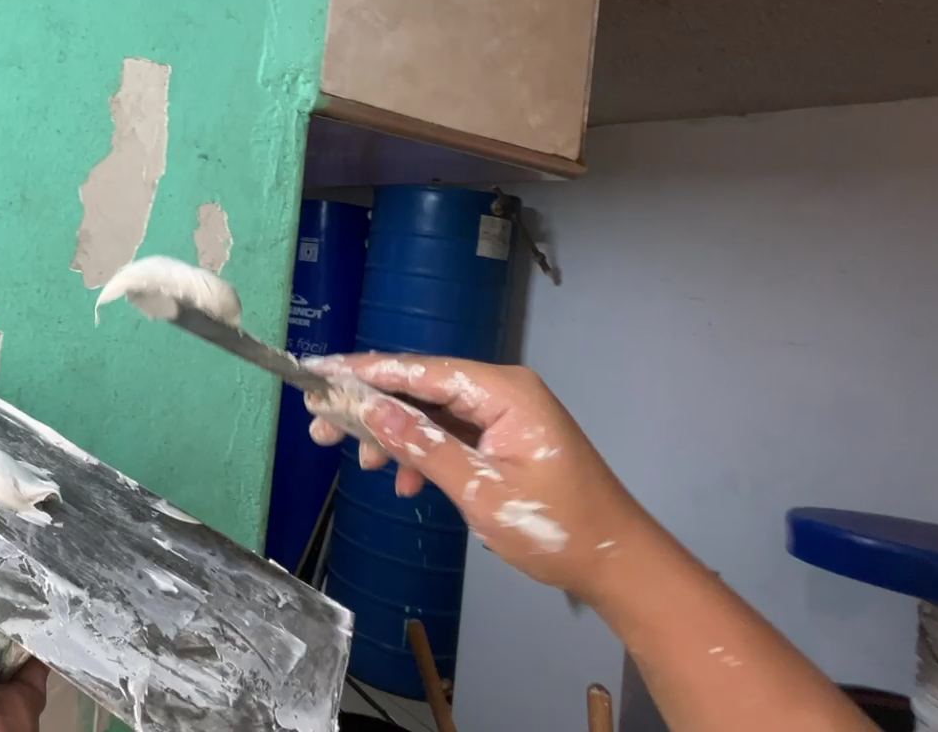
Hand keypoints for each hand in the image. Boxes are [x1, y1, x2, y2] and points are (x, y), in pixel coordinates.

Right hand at [301, 354, 657, 599]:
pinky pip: (443, 432)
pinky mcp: (495, 435)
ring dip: (390, 436)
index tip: (318, 370)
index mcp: (501, 390)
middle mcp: (497, 390)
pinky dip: (418, 453)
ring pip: (424, 411)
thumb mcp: (482, 492)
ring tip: (358, 462)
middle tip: (320, 424)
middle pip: (416, 387)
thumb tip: (368, 411)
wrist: (619, 568)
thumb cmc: (558, 529)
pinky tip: (401, 480)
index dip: (363, 371)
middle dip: (368, 408)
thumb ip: (423, 447)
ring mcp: (497, 412)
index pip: (417, 370)